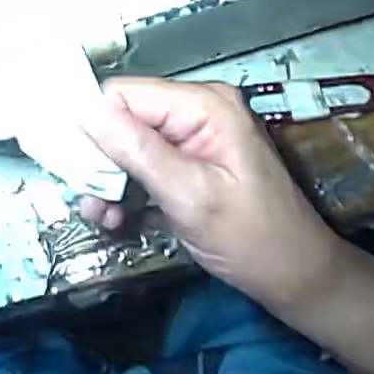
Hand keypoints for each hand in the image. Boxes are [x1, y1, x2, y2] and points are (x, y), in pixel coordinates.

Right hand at [80, 77, 347, 311]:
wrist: (297, 279)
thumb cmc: (252, 238)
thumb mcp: (191, 196)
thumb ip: (138, 151)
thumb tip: (85, 111)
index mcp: (203, 104)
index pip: (123, 94)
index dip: (94, 127)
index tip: (76, 169)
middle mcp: (195, 108)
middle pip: (122, 118)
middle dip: (100, 160)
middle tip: (90, 201)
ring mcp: (192, 134)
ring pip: (126, 143)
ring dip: (109, 180)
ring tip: (103, 216)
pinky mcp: (187, 159)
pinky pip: (142, 161)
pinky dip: (126, 188)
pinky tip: (116, 217)